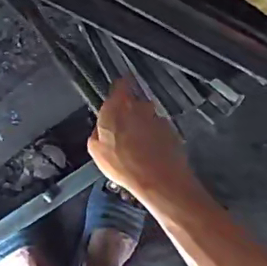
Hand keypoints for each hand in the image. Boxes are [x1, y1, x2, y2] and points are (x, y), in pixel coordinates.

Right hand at [88, 77, 200, 203]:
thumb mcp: (97, 152)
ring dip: (143, 126)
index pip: (120, 86)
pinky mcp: (170, 129)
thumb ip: (96, 133)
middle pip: (134, 102)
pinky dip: (155, 137)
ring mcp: (156, 117)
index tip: (120, 86)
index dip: (120, 86)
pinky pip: (159, 129)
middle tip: (125, 132)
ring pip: (147, 116)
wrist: (159, 179)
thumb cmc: (125, 166)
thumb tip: (98, 130)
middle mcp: (138, 108)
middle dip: (130, 112)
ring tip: (138, 148)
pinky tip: (150, 153)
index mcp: (116, 109)